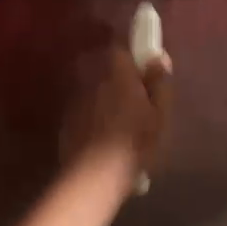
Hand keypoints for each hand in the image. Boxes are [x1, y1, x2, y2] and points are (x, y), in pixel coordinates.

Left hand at [61, 46, 171, 176]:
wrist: (94, 177)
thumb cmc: (135, 143)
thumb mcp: (159, 114)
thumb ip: (159, 82)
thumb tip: (159, 56)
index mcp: (118, 74)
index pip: (121, 48)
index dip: (132, 55)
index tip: (144, 68)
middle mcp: (93, 79)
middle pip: (107, 69)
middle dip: (121, 78)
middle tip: (138, 100)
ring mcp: (77, 99)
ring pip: (95, 90)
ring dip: (107, 97)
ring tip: (121, 122)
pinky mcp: (67, 120)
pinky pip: (85, 109)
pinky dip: (94, 116)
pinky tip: (104, 136)